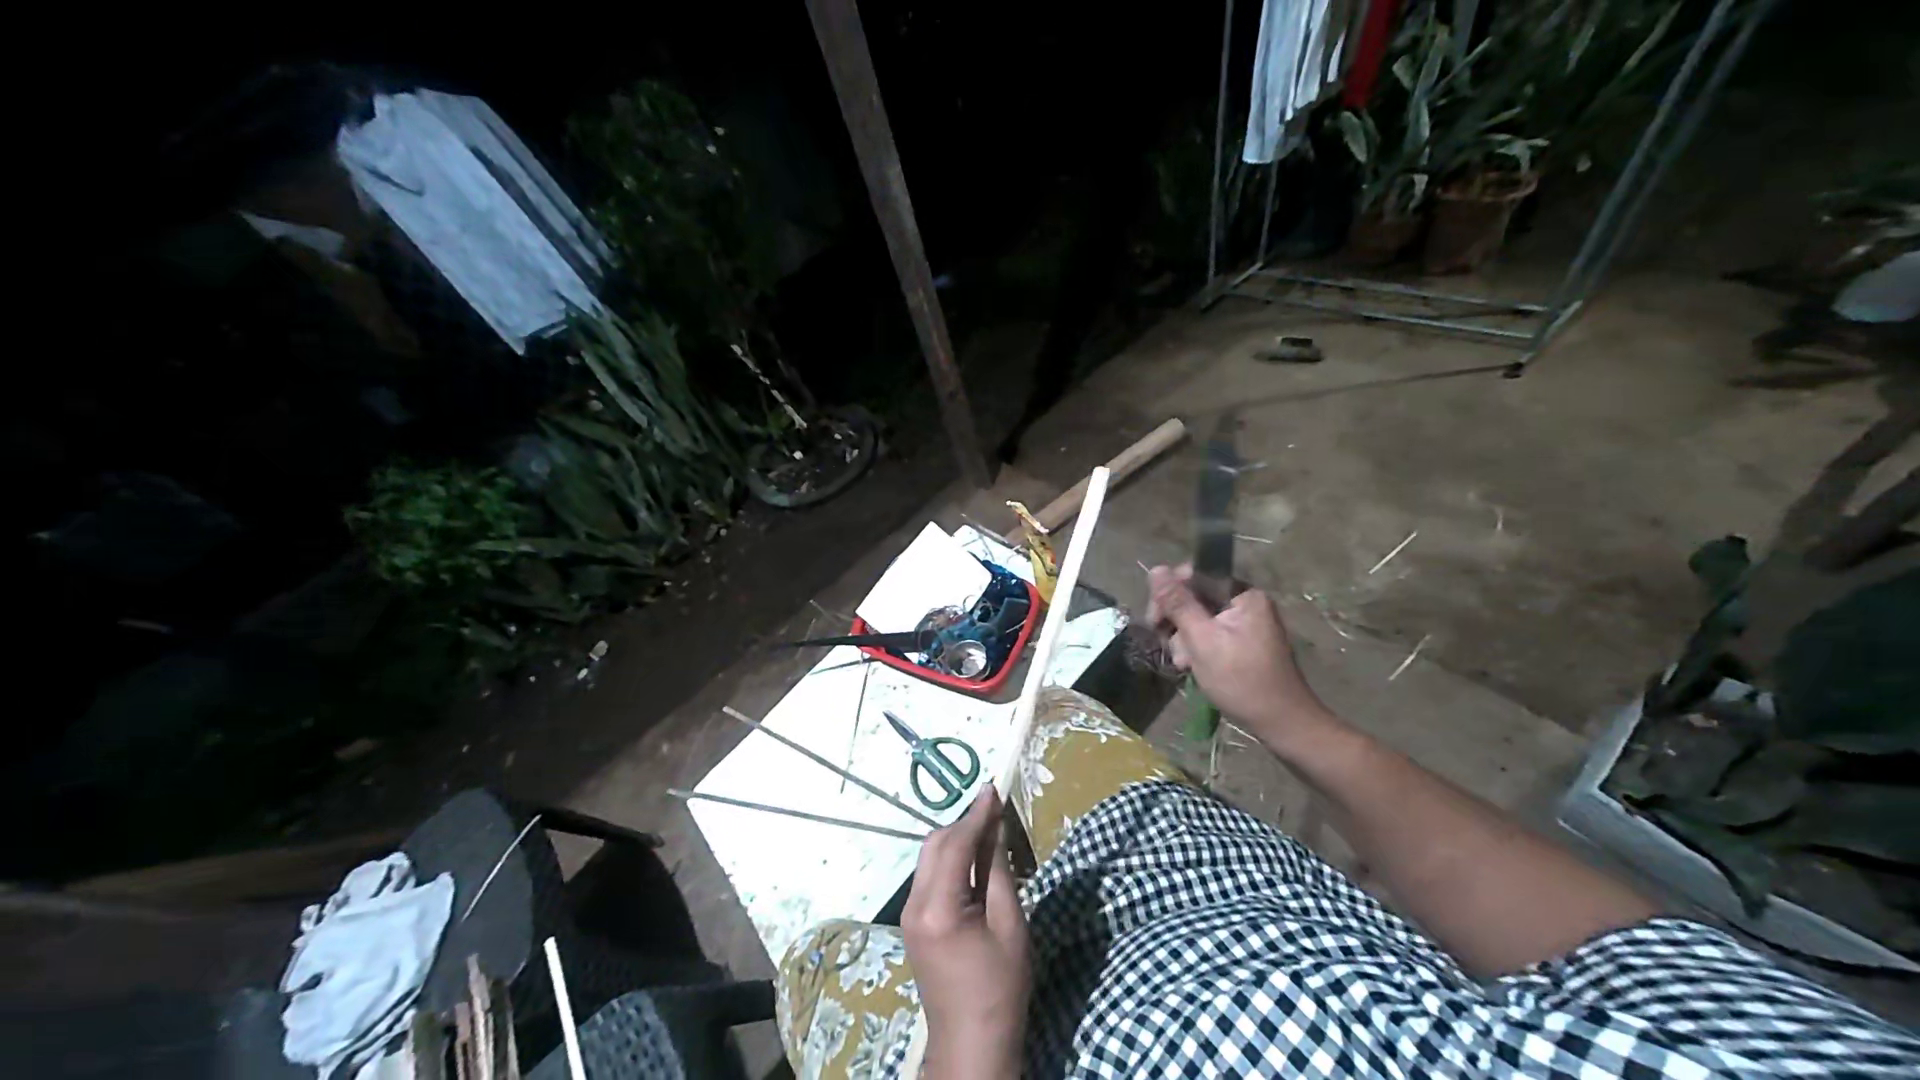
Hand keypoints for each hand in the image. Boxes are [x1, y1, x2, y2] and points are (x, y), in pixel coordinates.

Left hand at [902, 785, 1029, 1079]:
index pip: (954, 844)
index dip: (976, 814)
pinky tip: (973, 859)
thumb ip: (997, 871)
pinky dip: (950, 860)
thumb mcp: (1009, 925)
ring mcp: (909, 914)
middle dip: (963, 824)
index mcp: (937, 908)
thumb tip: (996, 827)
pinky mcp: (913, 923)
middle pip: (934, 845)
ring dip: (956, 840)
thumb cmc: (1000, 988)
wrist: (972, 1044)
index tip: (994, 788)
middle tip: (994, 810)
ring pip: (929, 858)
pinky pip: (930, 876)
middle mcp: (914, 905)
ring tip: (988, 829)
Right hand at [1146, 564, 1337, 753]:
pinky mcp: (1241, 642)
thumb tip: (1156, 569)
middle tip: (1165, 644)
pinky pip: (1209, 634)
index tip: (1155, 620)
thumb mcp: (1202, 640)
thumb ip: (1178, 604)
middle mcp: (1245, 602)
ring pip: (1197, 618)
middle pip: (1194, 597)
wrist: (1281, 723)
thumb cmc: (1241, 680)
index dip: (1169, 593)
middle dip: (1176, 621)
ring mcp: (1244, 623)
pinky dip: (1196, 648)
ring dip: (1183, 639)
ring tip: (1184, 664)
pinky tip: (1192, 666)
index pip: (1195, 576)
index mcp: (1243, 595)